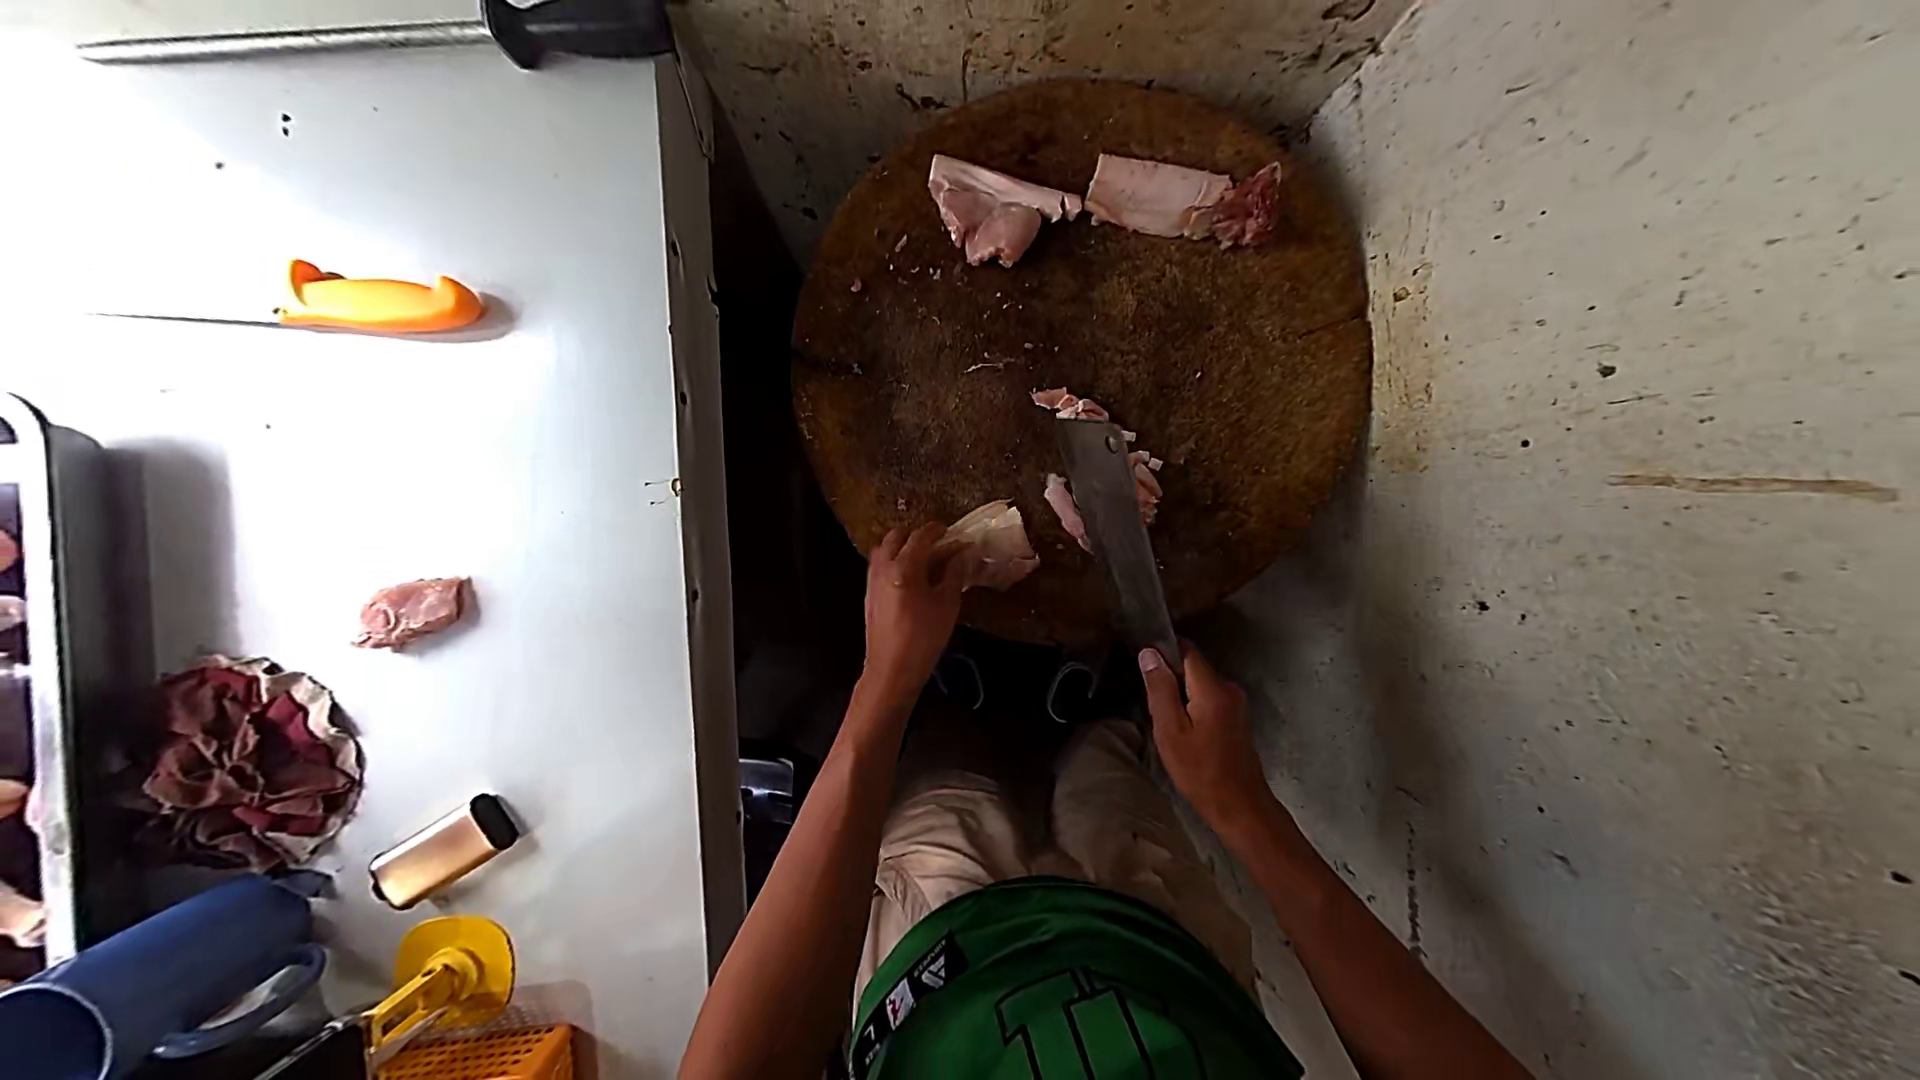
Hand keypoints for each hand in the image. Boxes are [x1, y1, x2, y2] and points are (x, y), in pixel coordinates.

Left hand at [862, 524, 968, 707]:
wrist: (891, 669)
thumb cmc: (924, 637)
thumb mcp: (947, 604)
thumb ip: (954, 574)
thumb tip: (962, 554)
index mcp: (904, 566)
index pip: (920, 537)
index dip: (936, 530)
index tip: (949, 530)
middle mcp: (883, 567)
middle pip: (896, 537)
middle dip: (915, 534)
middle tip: (935, 541)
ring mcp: (872, 580)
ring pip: (884, 549)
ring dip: (901, 546)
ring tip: (922, 556)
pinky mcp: (869, 594)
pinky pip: (879, 565)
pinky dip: (893, 560)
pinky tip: (909, 575)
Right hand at [1138, 644, 1283, 841]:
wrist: (1239, 806)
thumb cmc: (1200, 771)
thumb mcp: (1170, 730)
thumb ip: (1160, 688)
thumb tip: (1149, 653)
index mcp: (1213, 688)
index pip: (1186, 649)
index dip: (1162, 650)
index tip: (1142, 664)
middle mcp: (1229, 688)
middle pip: (1192, 665)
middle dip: (1169, 675)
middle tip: (1151, 702)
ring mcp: (1236, 703)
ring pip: (1199, 682)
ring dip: (1179, 692)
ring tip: (1164, 718)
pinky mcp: (1237, 717)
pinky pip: (1208, 697)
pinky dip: (1191, 704)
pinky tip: (1182, 728)